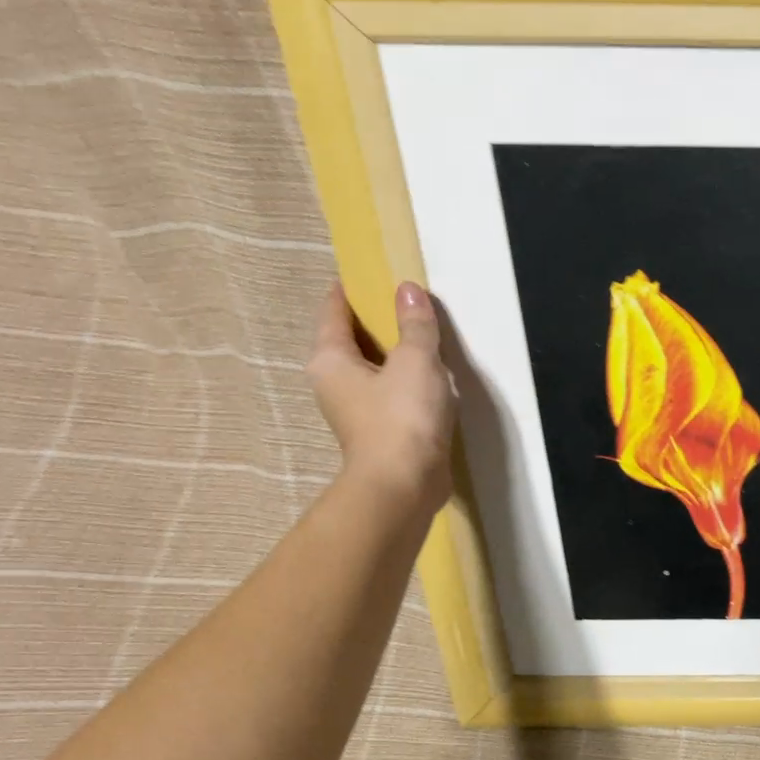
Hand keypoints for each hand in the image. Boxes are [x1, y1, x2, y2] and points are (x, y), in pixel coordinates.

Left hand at [306, 281, 457, 515]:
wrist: (404, 485)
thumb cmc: (402, 417)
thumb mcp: (416, 362)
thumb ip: (414, 325)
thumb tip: (408, 290)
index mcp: (330, 359)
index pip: (333, 312)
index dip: (350, 290)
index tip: (368, 274)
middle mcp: (333, 382)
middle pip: (351, 341)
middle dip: (375, 323)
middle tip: (405, 304)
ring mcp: (355, 410)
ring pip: (372, 369)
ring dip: (392, 355)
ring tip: (423, 340)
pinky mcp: (379, 432)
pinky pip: (389, 393)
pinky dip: (404, 381)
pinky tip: (429, 380)